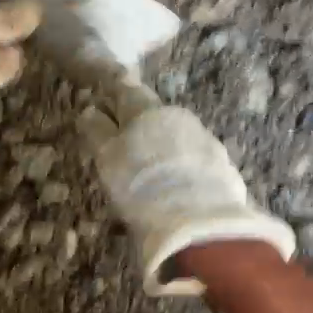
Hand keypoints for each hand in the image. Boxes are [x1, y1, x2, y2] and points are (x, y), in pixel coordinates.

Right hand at [81, 103, 294, 295]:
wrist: (198, 225)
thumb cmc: (140, 183)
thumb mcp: (106, 157)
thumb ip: (97, 130)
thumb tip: (90, 111)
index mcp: (148, 110)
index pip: (125, 89)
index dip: (111, 87)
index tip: (102, 92)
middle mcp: (180, 119)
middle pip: (152, 116)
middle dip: (135, 124)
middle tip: (118, 142)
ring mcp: (205, 143)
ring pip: (172, 140)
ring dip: (156, 152)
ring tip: (141, 177)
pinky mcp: (222, 170)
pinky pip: (190, 164)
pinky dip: (175, 172)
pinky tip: (167, 193)